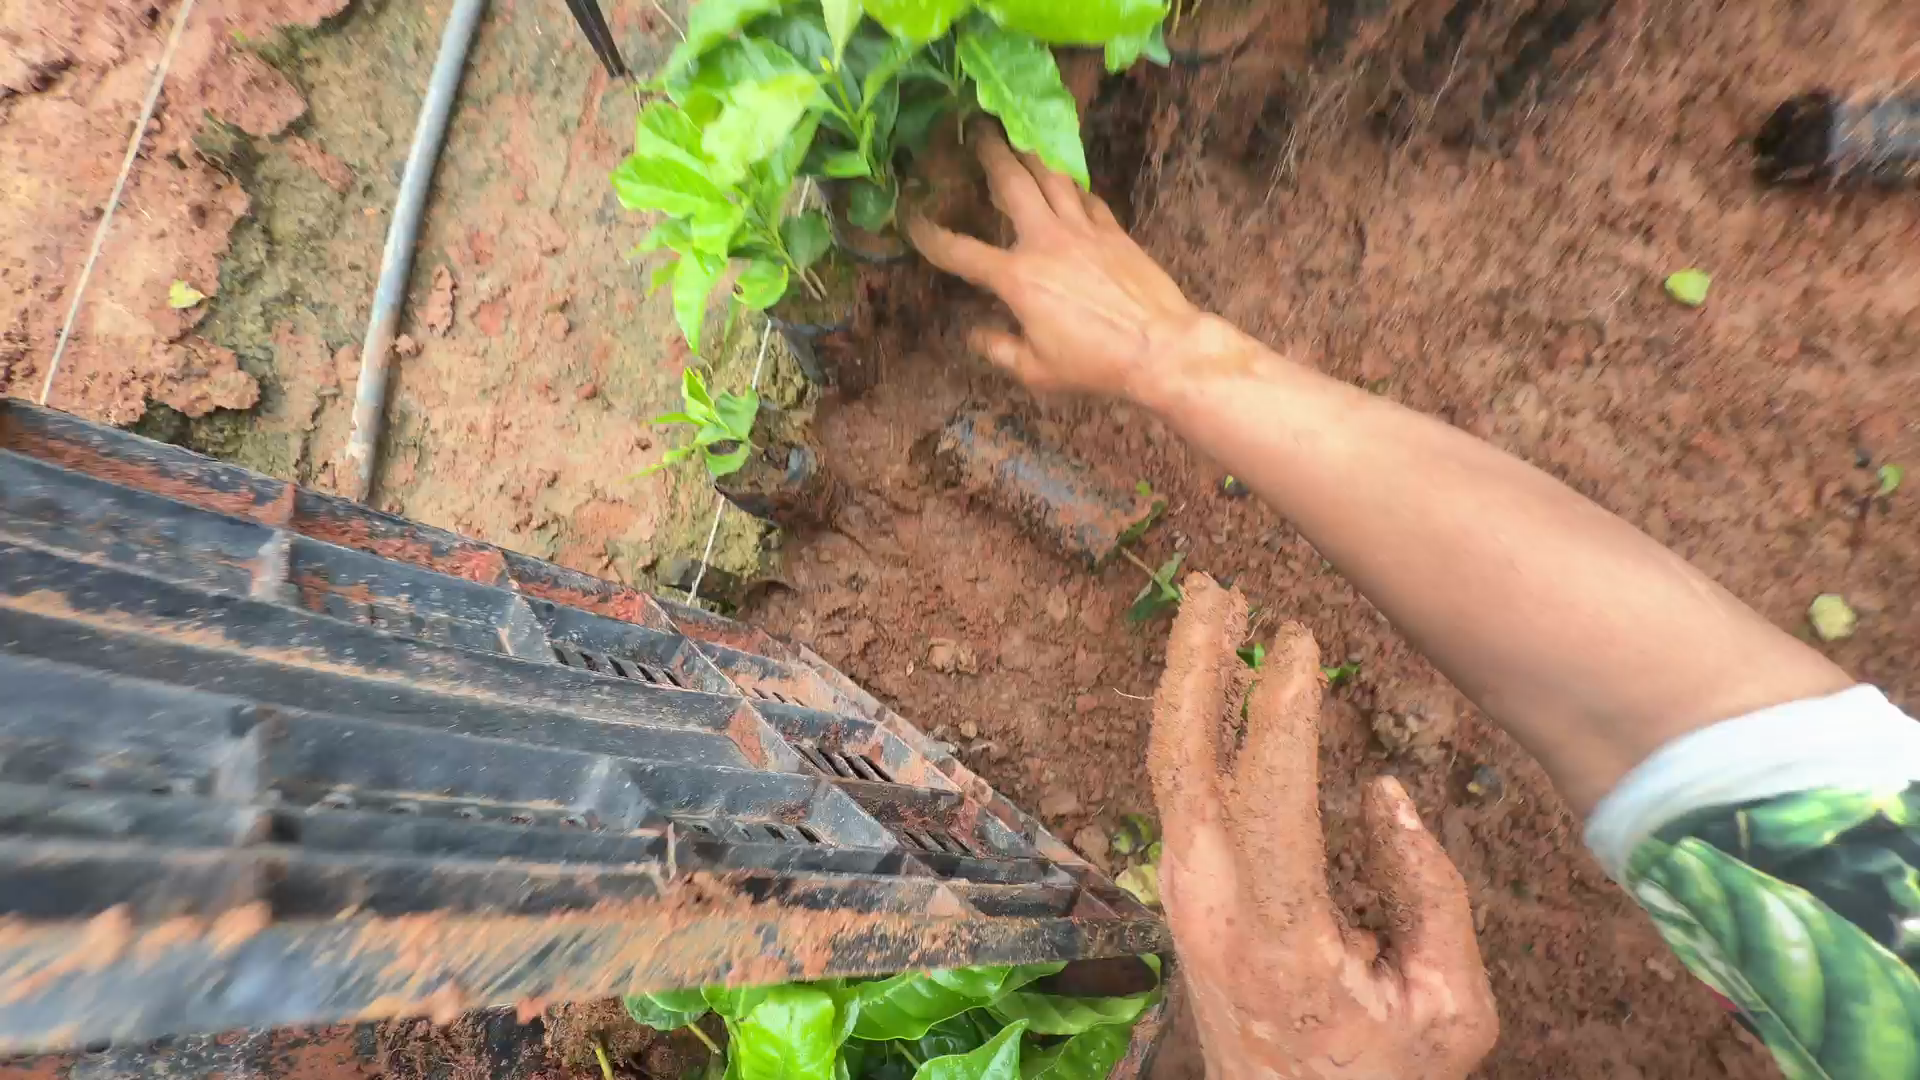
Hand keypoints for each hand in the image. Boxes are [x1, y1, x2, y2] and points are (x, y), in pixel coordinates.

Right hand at [906, 124, 1201, 398]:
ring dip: (1030, 153)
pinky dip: (1070, 186)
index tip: (911, 221)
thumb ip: (998, 349)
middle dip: (989, 153)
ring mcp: (1083, 230)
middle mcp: (1046, 241)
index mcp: (1018, 279)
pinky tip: (1066, 183)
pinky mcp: (1112, 230)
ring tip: (1018, 136)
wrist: (1158, 347)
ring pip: (1051, 176)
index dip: (930, 237)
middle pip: (1011, 183)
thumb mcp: (1035, 371)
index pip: (962, 252)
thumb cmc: (1092, 364)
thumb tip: (974, 335)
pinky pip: (1086, 196)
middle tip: (976, 131)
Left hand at [1149, 575, 1498, 1079]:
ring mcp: (1179, 880)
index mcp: (1276, 927)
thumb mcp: (1446, 1009)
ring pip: (1166, 756)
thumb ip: (1429, 894)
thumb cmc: (1373, 1076)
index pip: (1268, 787)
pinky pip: (1175, 779)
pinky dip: (1188, 716)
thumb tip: (1382, 791)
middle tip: (1212, 589)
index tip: (1297, 639)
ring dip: (1184, 675)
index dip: (1282, 705)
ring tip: (1206, 610)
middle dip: (1193, 659)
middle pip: (1180, 750)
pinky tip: (1208, 677)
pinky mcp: (1177, 877)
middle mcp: (1206, 891)